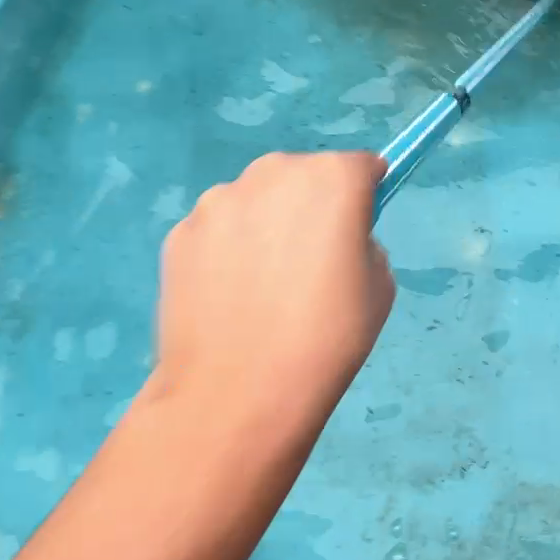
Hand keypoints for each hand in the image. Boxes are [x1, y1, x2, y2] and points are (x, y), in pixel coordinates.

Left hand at [150, 151, 394, 417]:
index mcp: (333, 178)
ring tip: (264, 285)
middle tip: (313, 261)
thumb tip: (334, 240)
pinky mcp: (179, 233)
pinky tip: (230, 296)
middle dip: (312, 204)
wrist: (238, 392)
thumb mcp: (380, 284)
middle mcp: (274, 173)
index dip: (366, 194)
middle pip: (304, 175)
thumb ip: (361, 243)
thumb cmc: (328, 336)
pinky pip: (219, 229)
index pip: (362, 167)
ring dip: (266, 223)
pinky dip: (227, 249)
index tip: (360, 227)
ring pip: (256, 200)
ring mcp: (218, 201)